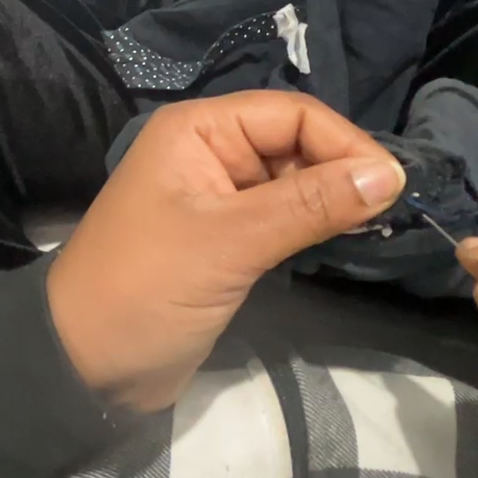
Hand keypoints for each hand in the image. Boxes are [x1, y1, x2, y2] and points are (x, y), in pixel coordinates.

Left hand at [48, 91, 405, 412]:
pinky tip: (344, 239)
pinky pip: (280, 217)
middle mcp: (209, 152)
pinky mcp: (225, 239)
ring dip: (332, 200)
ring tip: (376, 227)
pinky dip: (312, 225)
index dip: (343, 142)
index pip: (289, 114)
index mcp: (198, 131)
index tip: (392, 186)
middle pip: (294, 143)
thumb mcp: (229, 242)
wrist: (85, 363)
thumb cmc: (146, 287)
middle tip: (389, 213)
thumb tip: (390, 174)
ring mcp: (217, 197)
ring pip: (292, 181)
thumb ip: (308, 204)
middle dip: (341, 170)